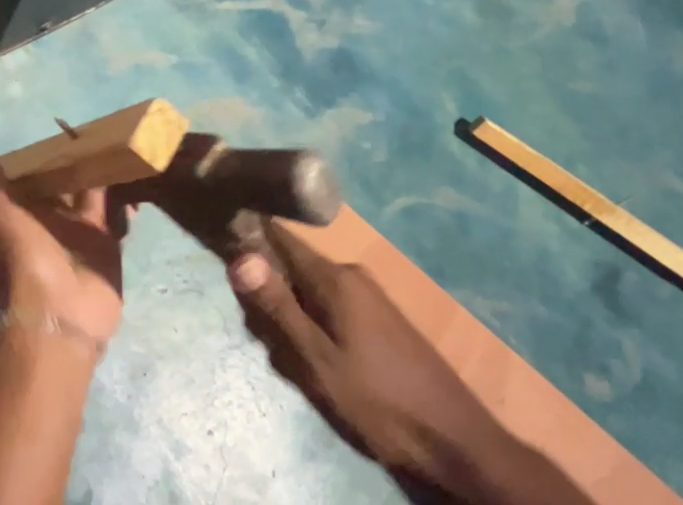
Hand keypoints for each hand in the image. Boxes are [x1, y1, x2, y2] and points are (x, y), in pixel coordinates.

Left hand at [0, 139, 123, 344]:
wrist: (56, 310)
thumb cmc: (22, 254)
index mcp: (26, 206)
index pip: (39, 172)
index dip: (50, 152)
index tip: (69, 126)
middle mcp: (54, 216)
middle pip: (71, 181)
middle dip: (83, 160)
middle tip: (107, 130)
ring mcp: (83, 231)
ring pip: (97, 195)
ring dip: (108, 175)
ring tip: (127, 145)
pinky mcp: (109, 245)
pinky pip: (119, 217)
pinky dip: (128, 200)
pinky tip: (139, 175)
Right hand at [227, 223, 514, 496]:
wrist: (458, 444)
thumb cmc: (379, 401)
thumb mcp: (316, 359)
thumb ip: (276, 307)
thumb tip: (238, 257)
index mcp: (336, 277)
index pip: (278, 237)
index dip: (247, 240)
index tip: (224, 259)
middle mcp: (353, 276)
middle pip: (290, 270)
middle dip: (271, 301)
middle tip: (271, 343)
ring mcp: (369, 298)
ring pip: (307, 295)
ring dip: (293, 323)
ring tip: (301, 366)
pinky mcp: (379, 322)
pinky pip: (329, 311)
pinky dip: (315, 332)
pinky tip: (323, 367)